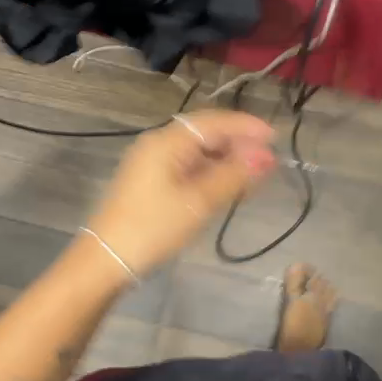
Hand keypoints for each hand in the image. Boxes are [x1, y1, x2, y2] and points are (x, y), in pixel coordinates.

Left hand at [85, 111, 276, 274]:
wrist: (107, 258)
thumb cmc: (153, 227)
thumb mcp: (198, 202)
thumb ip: (233, 176)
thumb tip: (265, 157)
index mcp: (167, 141)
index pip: (213, 122)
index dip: (245, 126)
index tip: (274, 136)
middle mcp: (158, 144)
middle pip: (204, 134)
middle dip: (238, 143)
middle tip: (268, 159)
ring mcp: (152, 163)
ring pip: (197, 152)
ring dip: (225, 159)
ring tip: (254, 173)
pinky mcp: (150, 182)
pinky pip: (187, 166)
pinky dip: (210, 171)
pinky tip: (227, 184)